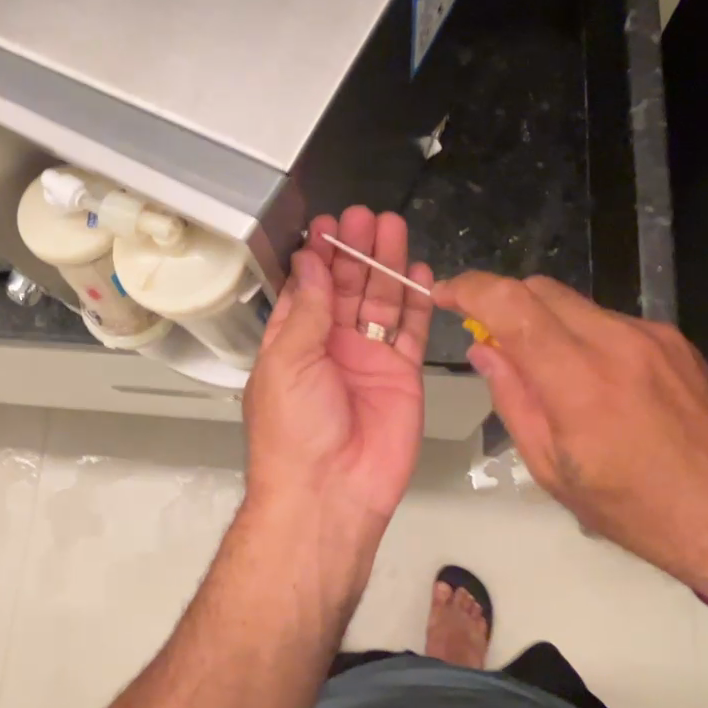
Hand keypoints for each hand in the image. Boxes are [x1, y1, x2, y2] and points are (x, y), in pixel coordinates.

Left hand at [243, 207, 433, 541]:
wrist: (330, 493)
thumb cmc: (293, 431)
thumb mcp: (287, 360)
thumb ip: (305, 308)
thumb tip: (307, 259)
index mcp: (293, 341)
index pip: (306, 287)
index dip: (317, 255)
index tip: (327, 222)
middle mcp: (330, 345)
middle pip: (345, 286)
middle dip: (354, 250)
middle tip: (364, 215)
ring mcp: (368, 359)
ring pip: (380, 301)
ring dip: (385, 264)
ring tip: (391, 225)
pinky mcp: (402, 375)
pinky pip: (411, 331)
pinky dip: (417, 301)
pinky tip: (420, 270)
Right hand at [432, 273, 707, 604]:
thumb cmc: (636, 510)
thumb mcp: (553, 469)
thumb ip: (513, 399)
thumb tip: (485, 349)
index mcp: (579, 381)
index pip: (510, 304)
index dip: (468, 289)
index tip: (445, 295)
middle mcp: (616, 342)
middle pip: (539, 289)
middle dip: (502, 301)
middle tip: (488, 337)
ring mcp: (651, 336)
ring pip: (575, 303)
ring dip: (544, 321)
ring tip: (545, 371)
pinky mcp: (675, 341)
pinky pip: (609, 322)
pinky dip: (582, 336)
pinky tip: (592, 380)